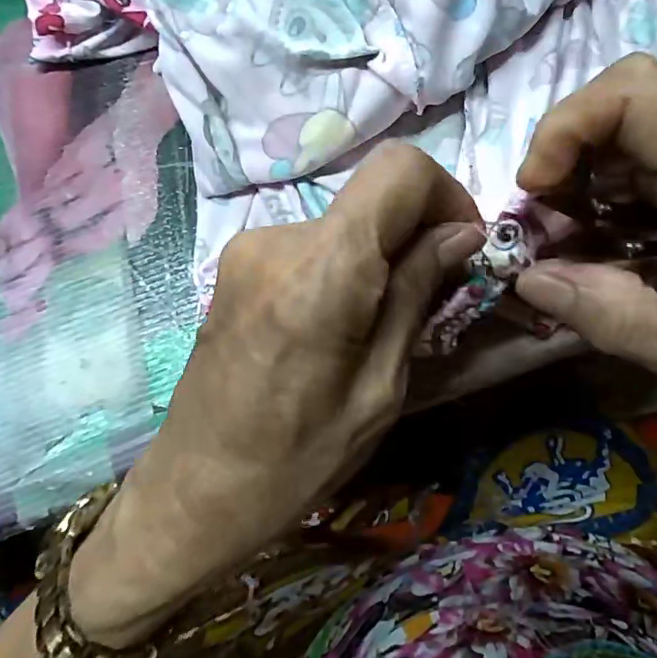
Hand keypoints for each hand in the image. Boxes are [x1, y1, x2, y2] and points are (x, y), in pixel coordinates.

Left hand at [66, 142, 482, 644]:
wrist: (195, 489)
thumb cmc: (297, 460)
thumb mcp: (379, 389)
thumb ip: (415, 294)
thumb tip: (461, 234)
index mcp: (323, 268)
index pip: (400, 168)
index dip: (445, 194)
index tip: (462, 248)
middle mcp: (279, 237)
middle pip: (372, 195)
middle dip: (416, 233)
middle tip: (434, 297)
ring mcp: (248, 248)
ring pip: (343, 221)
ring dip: (378, 254)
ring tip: (382, 324)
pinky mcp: (235, 265)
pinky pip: (310, 244)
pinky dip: (342, 266)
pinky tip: (340, 323)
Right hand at [511, 54, 656, 419]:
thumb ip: (607, 316)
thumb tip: (525, 277)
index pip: (632, 93)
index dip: (565, 125)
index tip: (536, 189)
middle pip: (617, 107)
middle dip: (560, 160)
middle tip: (543, 230)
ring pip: (621, 135)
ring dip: (575, 182)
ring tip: (567, 248)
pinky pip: (637, 163)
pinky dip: (598, 196)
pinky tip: (600, 246)